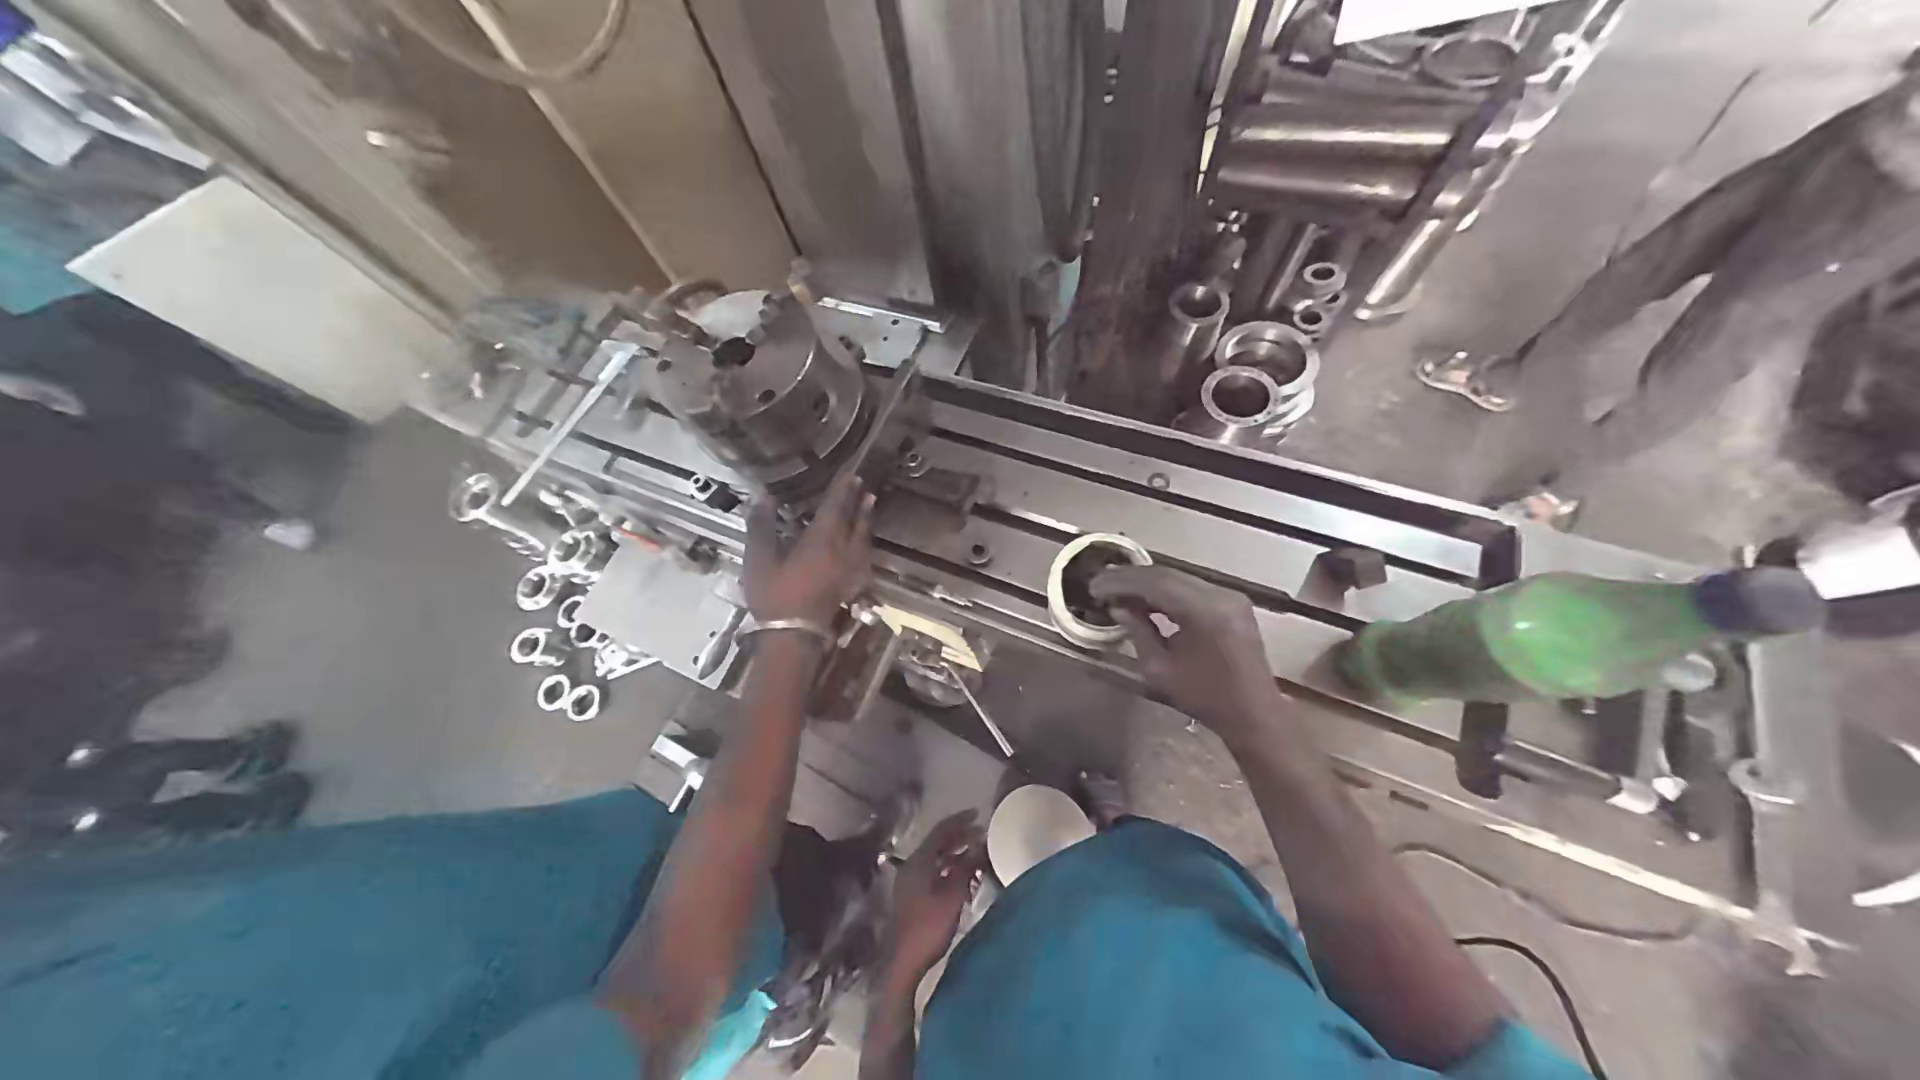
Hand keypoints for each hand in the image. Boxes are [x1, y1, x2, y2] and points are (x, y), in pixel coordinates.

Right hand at [745, 472, 873, 624]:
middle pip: (854, 520)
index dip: (842, 490)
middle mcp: (842, 551)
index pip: (835, 508)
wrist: (793, 635)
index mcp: (821, 541)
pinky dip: (866, 543)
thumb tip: (765, 497)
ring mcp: (850, 569)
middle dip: (857, 501)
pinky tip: (865, 544)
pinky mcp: (852, 585)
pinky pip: (865, 557)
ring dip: (866, 519)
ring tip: (870, 504)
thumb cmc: (774, 595)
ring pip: (863, 538)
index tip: (850, 475)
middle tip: (862, 484)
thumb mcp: (759, 560)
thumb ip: (762, 527)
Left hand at [884, 811, 986, 981]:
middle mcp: (912, 865)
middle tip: (982, 833)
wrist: (905, 962)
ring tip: (977, 851)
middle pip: (937, 843)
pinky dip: (949, 867)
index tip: (978, 814)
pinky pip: (934, 870)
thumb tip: (979, 843)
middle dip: (960, 836)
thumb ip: (966, 867)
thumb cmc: (929, 927)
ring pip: (936, 857)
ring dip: (956, 852)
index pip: (940, 831)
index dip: (960, 821)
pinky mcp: (914, 894)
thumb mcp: (952, 895)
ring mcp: (911, 880)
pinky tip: (964, 873)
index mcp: (918, 861)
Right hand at [1090, 565, 1287, 742]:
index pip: (1155, 583)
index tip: (1094, 588)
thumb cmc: (1204, 698)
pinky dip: (1164, 589)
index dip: (1121, 582)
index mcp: (1204, 611)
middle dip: (1130, 578)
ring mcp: (1229, 595)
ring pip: (1178, 577)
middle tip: (1100, 584)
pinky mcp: (1231, 601)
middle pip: (1166, 574)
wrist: (1253, 713)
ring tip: (1116, 589)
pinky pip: (1190, 586)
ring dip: (1146, 582)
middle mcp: (1220, 594)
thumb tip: (1118, 607)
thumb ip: (1138, 631)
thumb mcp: (1159, 669)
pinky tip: (1145, 598)